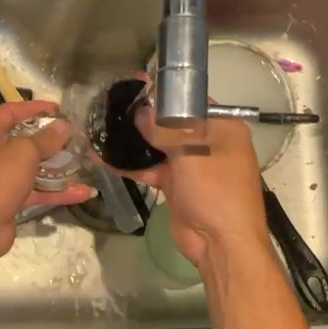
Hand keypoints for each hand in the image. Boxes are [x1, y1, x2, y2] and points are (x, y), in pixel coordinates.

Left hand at [0, 99, 94, 260]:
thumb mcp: (23, 153)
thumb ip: (45, 139)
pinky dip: (55, 192)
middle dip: (50, 140)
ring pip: (31, 168)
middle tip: (74, 137)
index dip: (34, 108)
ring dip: (57, 167)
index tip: (59, 109)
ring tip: (83, 163)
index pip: (10, 112)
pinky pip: (34, 190)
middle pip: (23, 140)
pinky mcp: (7, 200)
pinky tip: (81, 192)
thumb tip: (63, 126)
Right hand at [119, 104, 267, 269]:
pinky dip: (132, 165)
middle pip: (173, 123)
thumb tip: (142, 111)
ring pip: (159, 147)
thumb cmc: (216, 191)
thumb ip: (166, 130)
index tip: (135, 84)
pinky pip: (152, 169)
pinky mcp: (176, 186)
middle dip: (144, 116)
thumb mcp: (192, 153)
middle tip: (112, 104)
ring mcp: (192, 166)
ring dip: (134, 141)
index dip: (165, 93)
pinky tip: (104, 157)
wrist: (222, 244)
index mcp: (223, 128)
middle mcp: (209, 143)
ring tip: (103, 127)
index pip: (193, 101)